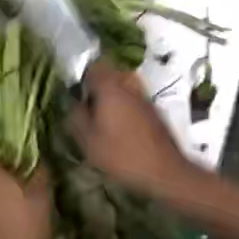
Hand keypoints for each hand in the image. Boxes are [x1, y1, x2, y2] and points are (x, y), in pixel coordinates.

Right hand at [72, 64, 195, 196]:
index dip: (83, 77)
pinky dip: (125, 109)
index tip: (76, 94)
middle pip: (109, 75)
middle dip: (97, 89)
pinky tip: (121, 131)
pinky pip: (133, 101)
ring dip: (111, 100)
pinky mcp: (154, 111)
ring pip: (122, 89)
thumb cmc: (122, 155)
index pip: (93, 66)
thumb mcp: (88, 141)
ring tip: (103, 123)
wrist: (165, 172)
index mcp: (110, 87)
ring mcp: (144, 97)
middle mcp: (128, 85)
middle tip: (88, 110)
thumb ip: (76, 116)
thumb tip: (73, 102)